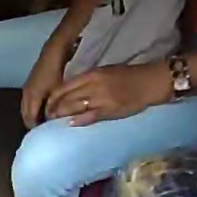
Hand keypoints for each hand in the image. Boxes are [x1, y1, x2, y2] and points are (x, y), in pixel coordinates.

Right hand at [19, 33, 75, 128]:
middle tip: (43, 131)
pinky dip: (32, 108)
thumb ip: (54, 108)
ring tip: (42, 122)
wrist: (53, 53)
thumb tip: (53, 121)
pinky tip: (41, 109)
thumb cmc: (57, 72)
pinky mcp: (29, 85)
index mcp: (32, 98)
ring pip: (26, 109)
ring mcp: (26, 90)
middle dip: (32, 124)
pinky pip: (28, 102)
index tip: (44, 135)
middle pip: (25, 116)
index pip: (30, 120)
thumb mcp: (57, 92)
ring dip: (32, 116)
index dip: (36, 129)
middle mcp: (26, 96)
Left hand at [46, 60, 171, 125]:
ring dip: (62, 116)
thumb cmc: (126, 76)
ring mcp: (101, 98)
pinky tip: (71, 124)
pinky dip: (78, 120)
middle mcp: (93, 85)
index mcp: (91, 75)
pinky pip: (89, 116)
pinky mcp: (110, 110)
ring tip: (55, 123)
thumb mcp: (103, 72)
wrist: (150, 81)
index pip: (63, 87)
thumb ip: (86, 81)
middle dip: (53, 110)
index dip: (52, 99)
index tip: (46, 106)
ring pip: (74, 108)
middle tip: (47, 117)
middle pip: (65, 99)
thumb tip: (68, 92)